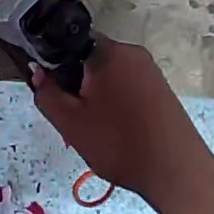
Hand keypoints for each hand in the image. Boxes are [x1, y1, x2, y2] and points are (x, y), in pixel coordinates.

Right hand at [32, 38, 213, 212]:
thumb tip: (38, 71)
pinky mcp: (162, 89)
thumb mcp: (70, 122)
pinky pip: (128, 86)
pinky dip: (116, 103)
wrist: (175, 170)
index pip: (69, 43)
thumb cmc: (117, 143)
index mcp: (108, 52)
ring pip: (109, 76)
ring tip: (97, 128)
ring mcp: (151, 70)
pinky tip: (118, 130)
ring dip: (96, 96)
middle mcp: (132, 52)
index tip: (55, 94)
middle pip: (90, 59)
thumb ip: (47, 92)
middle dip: (77, 83)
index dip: (55, 66)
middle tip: (75, 117)